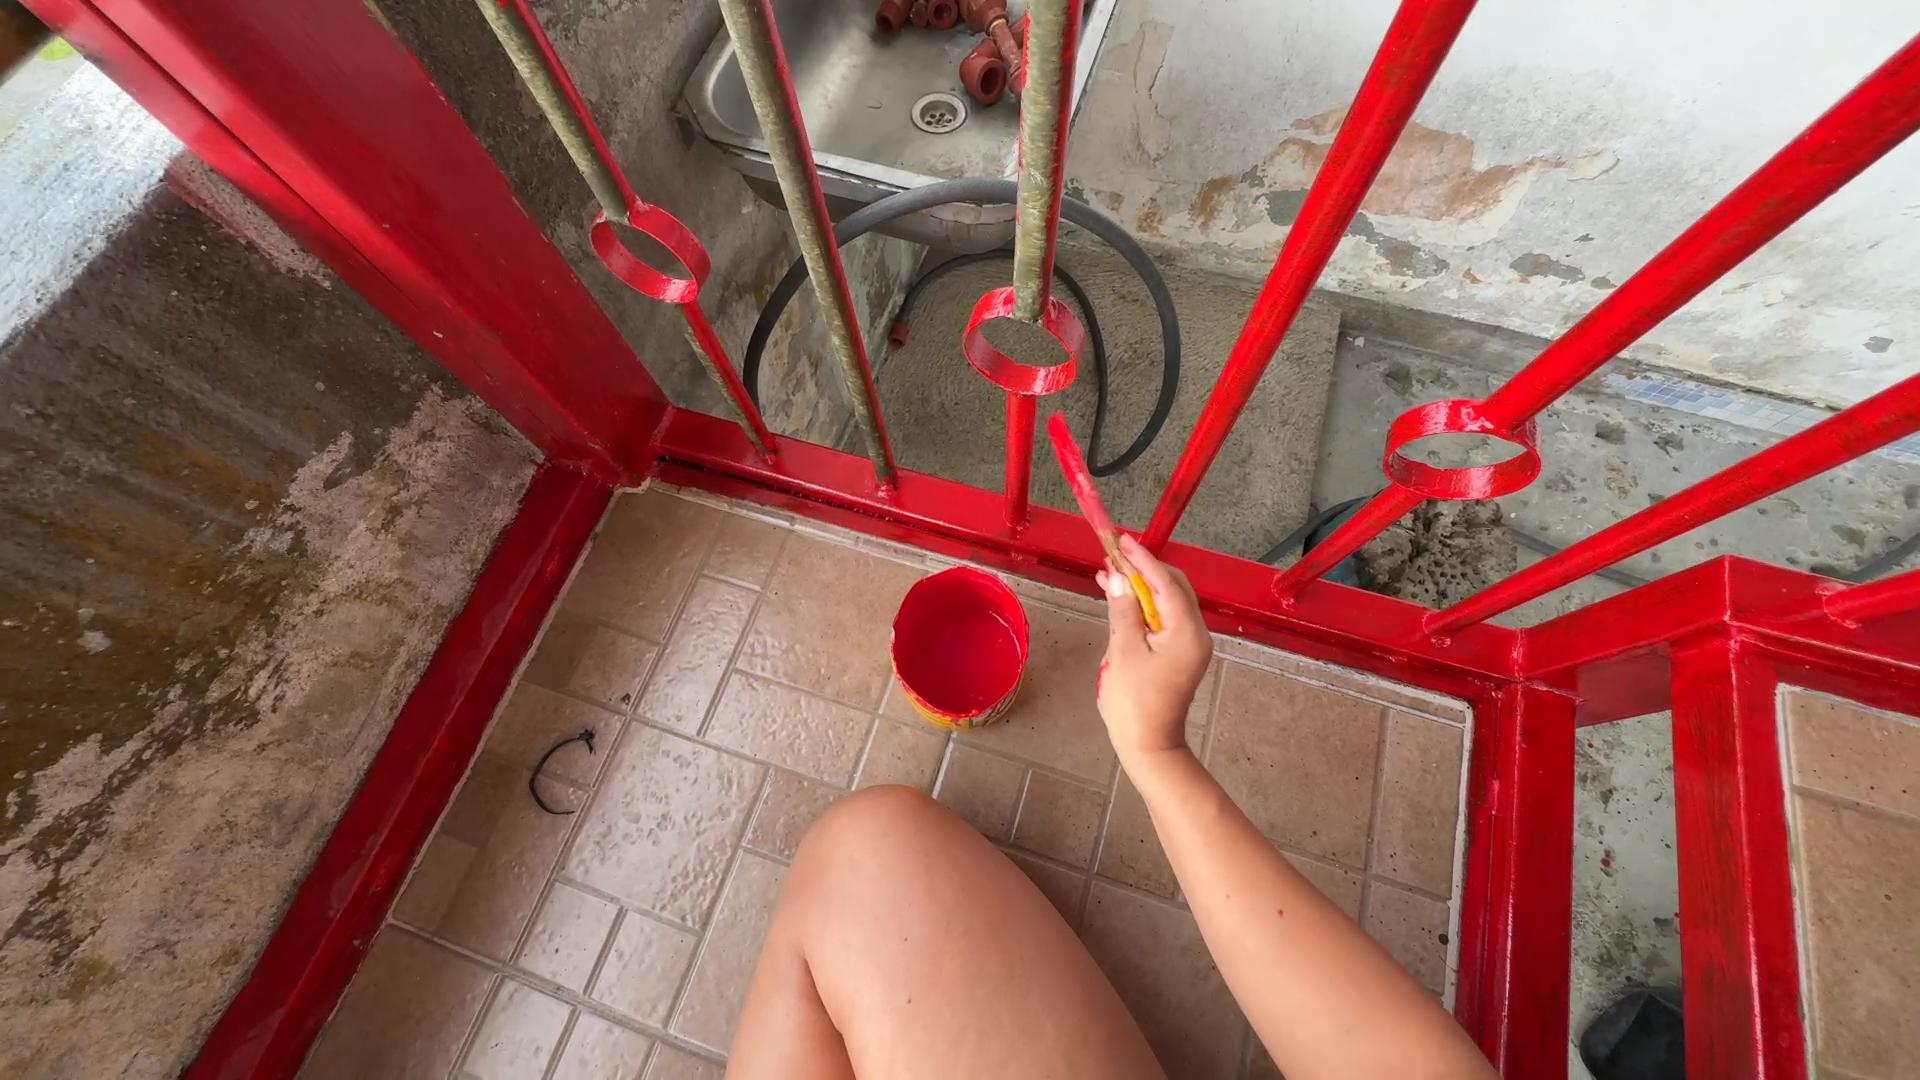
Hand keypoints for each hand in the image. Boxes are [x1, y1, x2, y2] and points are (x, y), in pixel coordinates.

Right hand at [1095, 535, 1211, 765]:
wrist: (1149, 746)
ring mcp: (1189, 644)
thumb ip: (1123, 610)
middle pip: (1171, 588)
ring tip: (1109, 572)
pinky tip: (1118, 597)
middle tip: (1113, 554)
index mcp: (1187, 632)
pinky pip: (1162, 618)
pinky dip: (1141, 606)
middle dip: (1142, 569)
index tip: (1122, 540)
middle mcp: (1195, 633)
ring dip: (1139, 586)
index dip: (1142, 559)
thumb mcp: (1122, 652)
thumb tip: (1120, 578)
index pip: (1165, 582)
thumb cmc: (1134, 702)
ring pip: (1165, 602)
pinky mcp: (1178, 653)